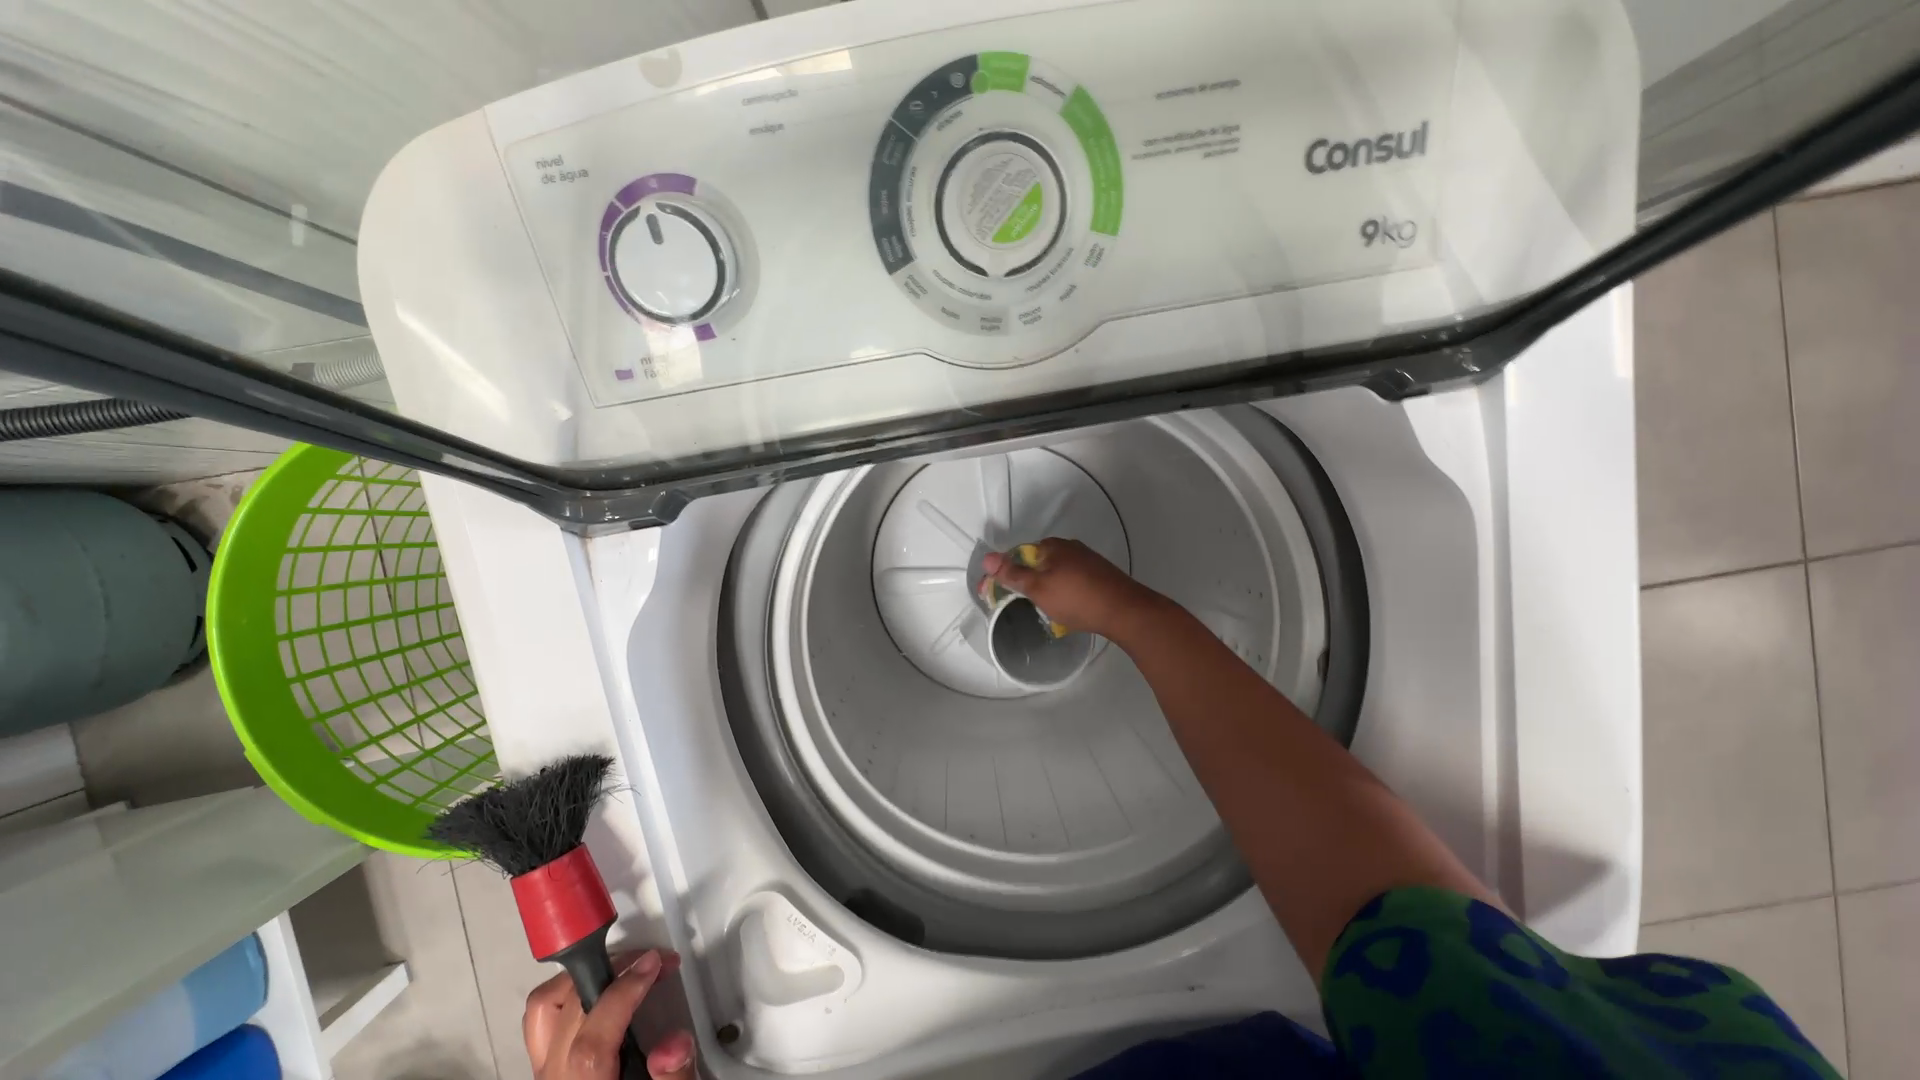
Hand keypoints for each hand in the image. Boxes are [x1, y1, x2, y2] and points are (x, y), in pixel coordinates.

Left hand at [525, 950, 694, 1079]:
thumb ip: (675, 1079)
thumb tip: (675, 1042)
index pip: (589, 1045)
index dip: (622, 996)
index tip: (655, 965)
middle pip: (561, 1015)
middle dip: (610, 974)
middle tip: (651, 964)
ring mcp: (544, 1079)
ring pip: (543, 1013)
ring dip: (583, 980)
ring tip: (625, 972)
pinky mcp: (548, 1073)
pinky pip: (546, 1022)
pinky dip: (574, 995)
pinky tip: (606, 996)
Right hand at [982, 538, 1163, 640]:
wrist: (1124, 610)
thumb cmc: (1076, 599)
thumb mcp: (1038, 588)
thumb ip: (1011, 574)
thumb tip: (986, 557)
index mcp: (1051, 546)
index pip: (1017, 555)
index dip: (1003, 574)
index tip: (994, 595)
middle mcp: (1069, 546)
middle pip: (1037, 563)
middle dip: (1026, 582)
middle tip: (1022, 605)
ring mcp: (1087, 559)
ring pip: (1055, 572)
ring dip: (1046, 588)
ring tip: (1045, 610)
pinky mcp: (1099, 574)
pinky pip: (1072, 580)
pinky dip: (1064, 591)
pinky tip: (1068, 607)